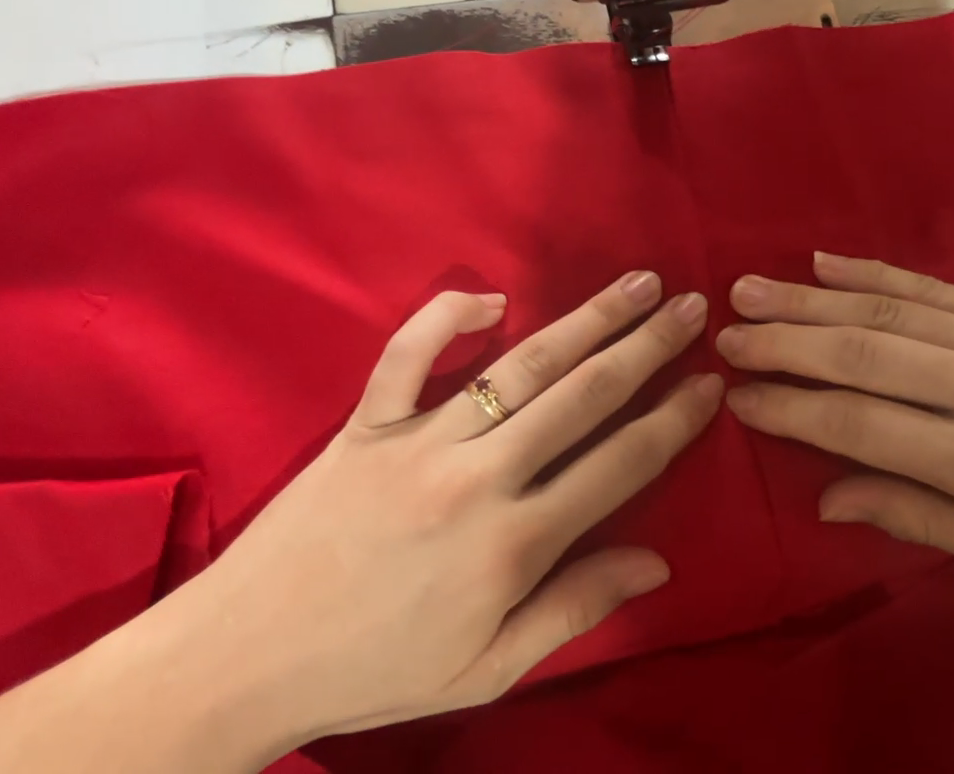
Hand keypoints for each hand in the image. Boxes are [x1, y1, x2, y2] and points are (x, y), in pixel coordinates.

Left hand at [165, 272, 720, 752]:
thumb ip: (576, 608)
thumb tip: (657, 561)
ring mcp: (419, 441)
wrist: (243, 658)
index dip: (674, 420)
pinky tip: (493, 298)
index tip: (710, 381)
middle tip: (690, 307)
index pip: (620, 463)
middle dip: (647, 348)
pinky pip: (408, 354)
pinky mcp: (365, 423)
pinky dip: (447, 317)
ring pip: (522, 366)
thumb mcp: (489, 667)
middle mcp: (478, 478)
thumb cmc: (376, 669)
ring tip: (635, 285)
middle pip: (583, 397)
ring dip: (586, 321)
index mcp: (514, 544)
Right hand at [717, 253, 953, 570]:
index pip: (861, 424)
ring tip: (751, 290)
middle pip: (864, 354)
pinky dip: (871, 271)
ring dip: (811, 299)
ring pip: (887, 309)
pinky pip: (930, 285)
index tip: (738, 397)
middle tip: (725, 333)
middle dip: (786, 343)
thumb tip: (823, 496)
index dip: (792, 409)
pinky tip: (821, 262)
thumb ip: (910, 514)